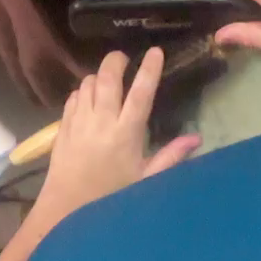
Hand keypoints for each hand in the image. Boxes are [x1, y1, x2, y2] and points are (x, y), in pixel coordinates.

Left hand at [34, 47, 200, 218]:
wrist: (66, 209)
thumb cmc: (110, 197)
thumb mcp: (145, 180)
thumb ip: (170, 157)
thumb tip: (197, 139)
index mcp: (125, 134)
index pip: (140, 93)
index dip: (149, 70)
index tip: (155, 52)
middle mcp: (101, 122)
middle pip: (107, 78)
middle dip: (116, 61)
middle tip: (124, 58)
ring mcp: (79, 122)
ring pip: (88, 83)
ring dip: (99, 76)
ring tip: (108, 80)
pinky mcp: (63, 126)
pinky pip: (73, 97)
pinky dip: (83, 91)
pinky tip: (90, 99)